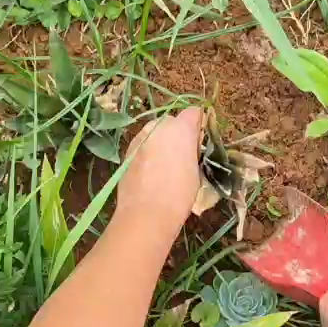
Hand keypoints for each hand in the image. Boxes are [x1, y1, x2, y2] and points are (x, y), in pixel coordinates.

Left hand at [117, 108, 205, 228]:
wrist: (146, 213)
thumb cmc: (179, 195)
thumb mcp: (196, 171)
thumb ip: (192, 151)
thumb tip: (190, 147)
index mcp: (180, 129)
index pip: (193, 113)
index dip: (198, 124)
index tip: (200, 139)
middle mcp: (158, 127)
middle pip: (172, 121)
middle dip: (177, 132)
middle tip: (183, 153)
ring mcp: (140, 137)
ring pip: (154, 132)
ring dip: (161, 141)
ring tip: (165, 163)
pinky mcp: (127, 151)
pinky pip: (142, 144)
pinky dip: (148, 151)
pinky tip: (151, 170)